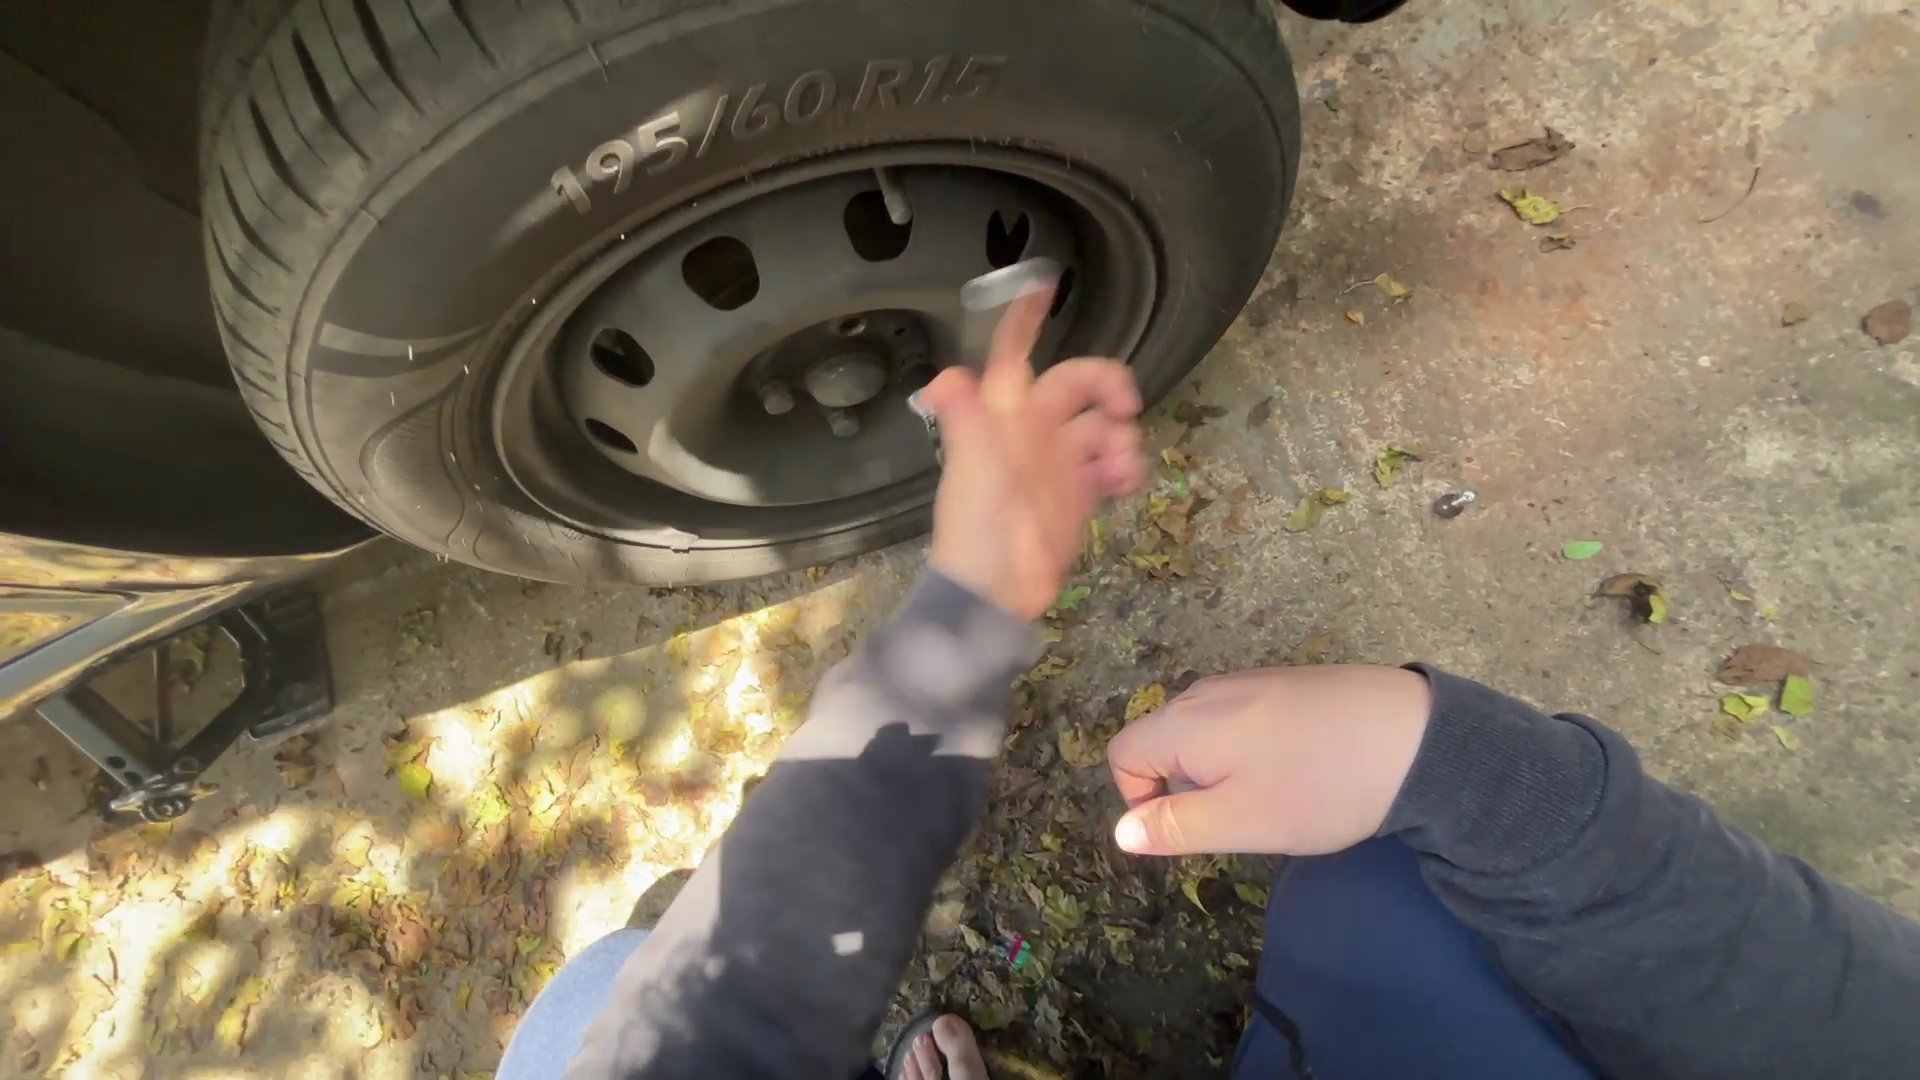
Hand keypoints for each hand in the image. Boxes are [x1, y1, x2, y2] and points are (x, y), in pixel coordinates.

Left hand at [918, 285, 1145, 619]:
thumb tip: (942, 377)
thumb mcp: (968, 472)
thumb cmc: (976, 529)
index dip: (1025, 321)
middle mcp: (1033, 431)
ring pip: (1103, 425)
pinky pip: (1112, 465)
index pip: (1013, 357)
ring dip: (1122, 435)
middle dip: (1106, 385)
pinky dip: (1126, 468)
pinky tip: (1125, 484)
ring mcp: (1059, 463)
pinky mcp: (1079, 494)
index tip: (1046, 287)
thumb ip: (963, 420)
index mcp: (1004, 417)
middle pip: (1078, 384)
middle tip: (1124, 405)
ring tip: (1121, 467)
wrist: (996, 591)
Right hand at [1104, 666, 1432, 855]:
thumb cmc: (1316, 786)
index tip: (1186, 828)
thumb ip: (1173, 827)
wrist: (1413, 734)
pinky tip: (1297, 766)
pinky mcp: (1278, 683)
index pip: (1122, 754)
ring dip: (1215, 770)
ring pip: (1199, 732)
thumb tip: (1120, 833)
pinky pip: (1234, 719)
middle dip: (1183, 786)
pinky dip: (1245, 749)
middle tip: (1237, 817)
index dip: (1137, 798)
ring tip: (1272, 795)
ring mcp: (1242, 683)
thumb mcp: (1239, 822)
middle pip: (1160, 741)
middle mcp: (1202, 693)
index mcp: (1182, 723)